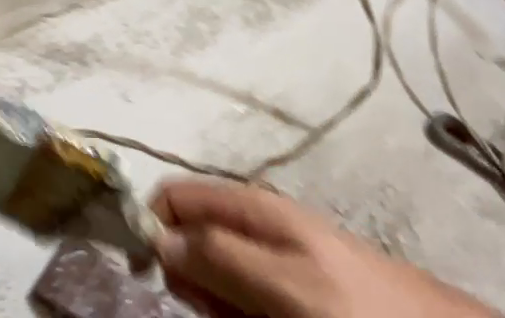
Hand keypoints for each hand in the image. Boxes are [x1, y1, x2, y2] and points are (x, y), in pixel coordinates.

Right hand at [152, 179, 496, 317]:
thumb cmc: (358, 308)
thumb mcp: (285, 283)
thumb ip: (218, 255)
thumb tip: (155, 238)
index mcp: (249, 207)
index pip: (173, 198)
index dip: (151, 230)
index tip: (146, 273)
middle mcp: (253, 227)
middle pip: (188, 246)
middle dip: (190, 284)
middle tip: (218, 314)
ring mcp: (272, 263)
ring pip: (213, 284)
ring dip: (216, 310)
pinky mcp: (288, 295)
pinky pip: (242, 305)